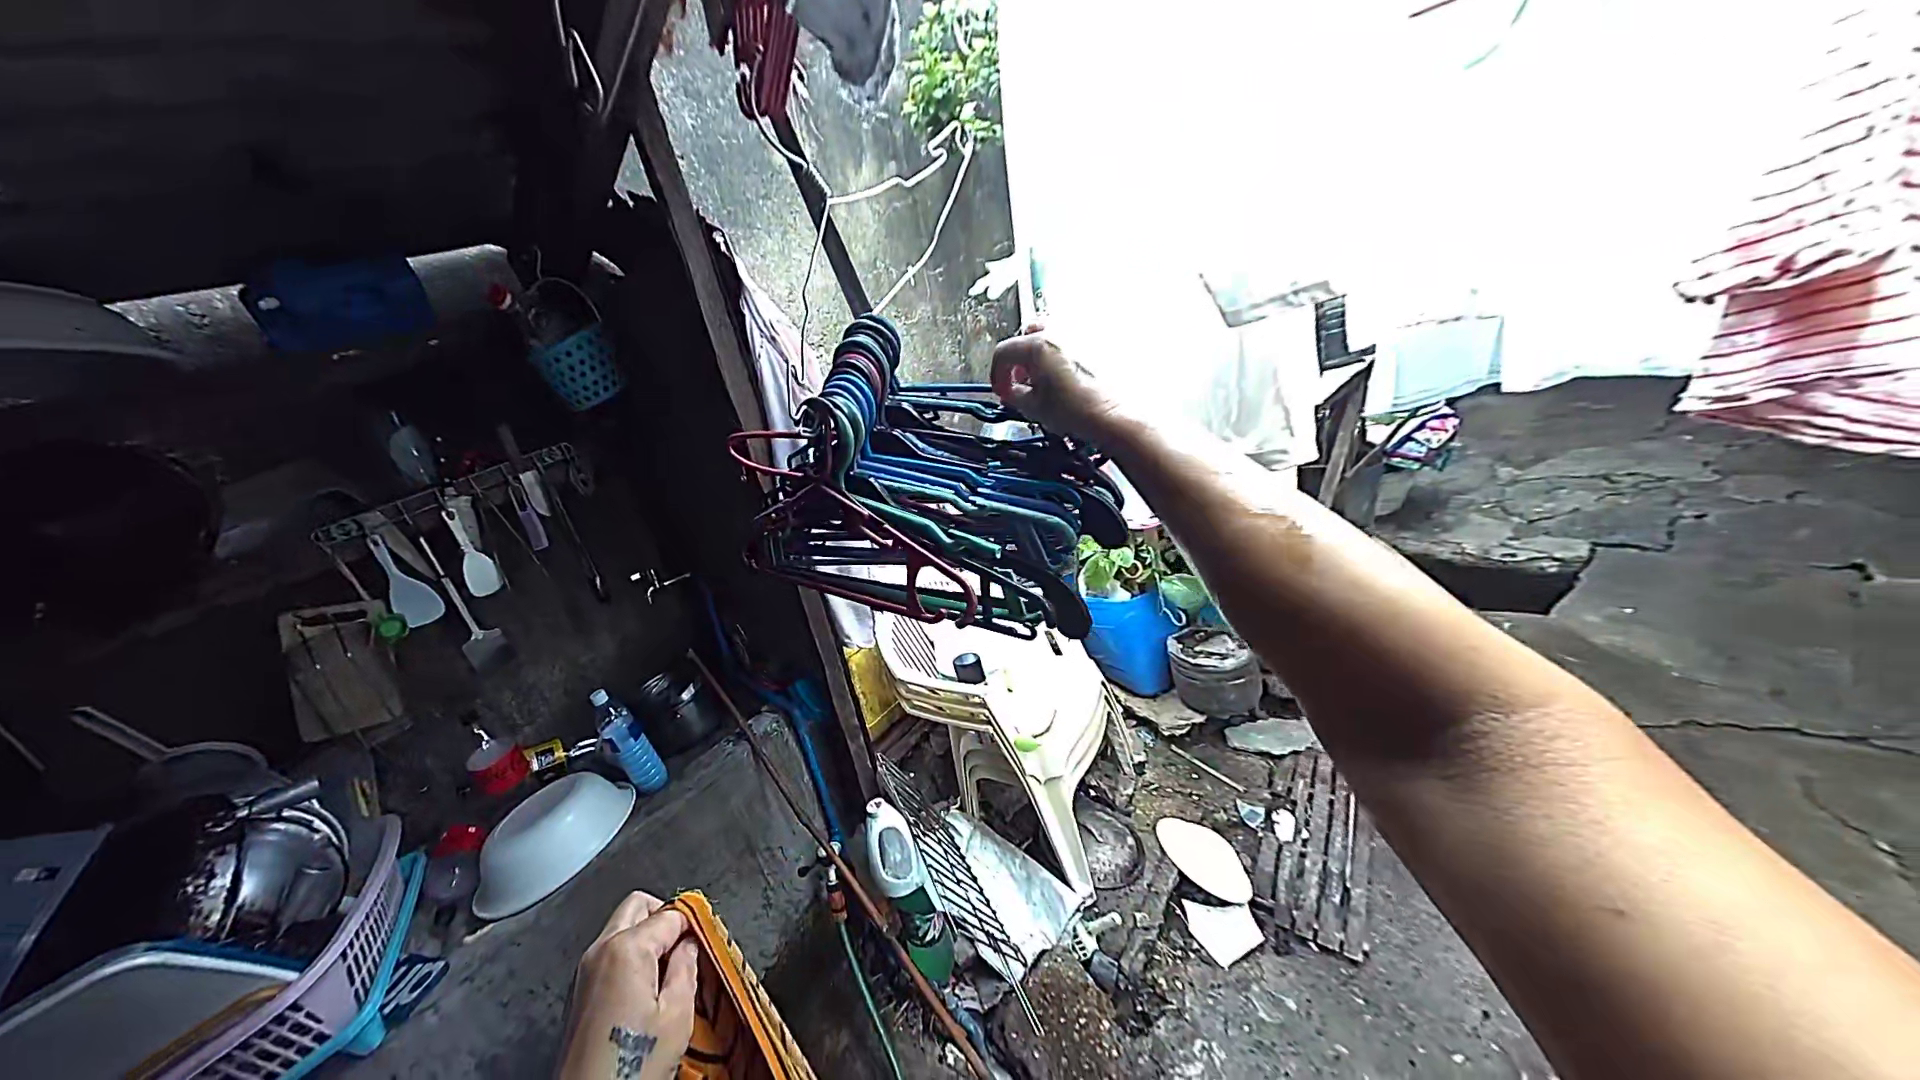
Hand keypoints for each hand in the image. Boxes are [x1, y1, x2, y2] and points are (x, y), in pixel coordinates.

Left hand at [554, 891, 697, 1079]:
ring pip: (622, 928)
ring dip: (647, 938)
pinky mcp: (578, 993)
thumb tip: (690, 944)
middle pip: (638, 906)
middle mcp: (600, 951)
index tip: (706, 941)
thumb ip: (687, 966)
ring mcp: (584, 972)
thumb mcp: (677, 1014)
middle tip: (686, 947)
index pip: (670, 914)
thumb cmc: (630, 1070)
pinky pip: (610, 954)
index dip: (693, 925)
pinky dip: (631, 957)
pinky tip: (646, 992)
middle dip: (665, 918)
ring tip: (668, 974)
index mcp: (625, 949)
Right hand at [990, 325, 1130, 439]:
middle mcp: (1059, 330)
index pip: (1004, 352)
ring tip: (1046, 380)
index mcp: (1037, 344)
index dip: (997, 375)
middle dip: (1020, 360)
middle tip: (1023, 382)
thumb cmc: (1079, 411)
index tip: (1002, 390)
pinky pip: (1073, 341)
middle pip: (1027, 337)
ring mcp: (1081, 331)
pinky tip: (1069, 377)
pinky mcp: (1099, 340)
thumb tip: (1011, 392)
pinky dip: (1065, 355)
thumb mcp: (1034, 408)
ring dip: (1041, 355)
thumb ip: (1014, 396)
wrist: (1115, 416)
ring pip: (1050, 335)